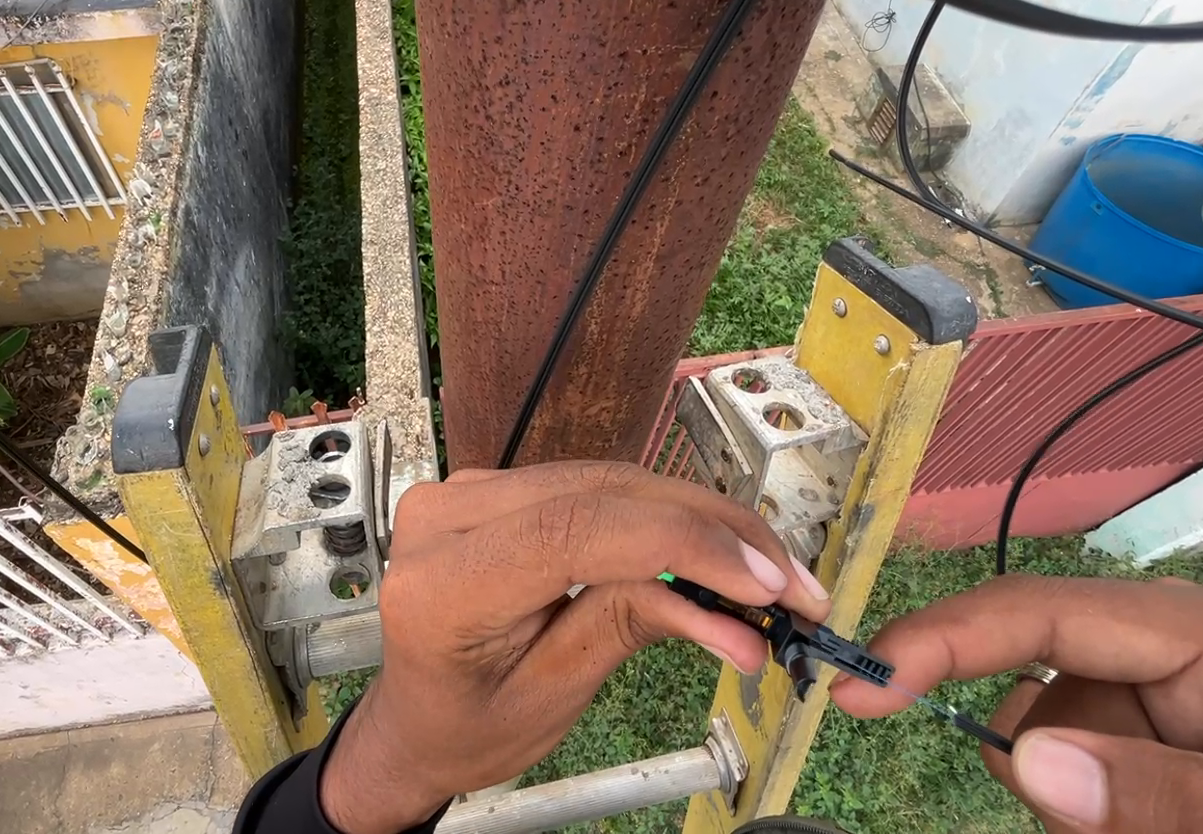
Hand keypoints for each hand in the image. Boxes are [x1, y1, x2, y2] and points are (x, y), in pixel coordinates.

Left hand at [319, 461, 830, 833]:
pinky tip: (700, 537)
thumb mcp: (552, 694)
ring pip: (601, 478)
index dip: (680, 542)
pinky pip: (584, 484)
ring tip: (760, 560)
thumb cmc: (470, 726)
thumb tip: (738, 620)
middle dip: (705, 526)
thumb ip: (631, 628)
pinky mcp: (491, 486)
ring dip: (688, 514)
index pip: (574, 528)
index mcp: (443, 582)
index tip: (766, 580)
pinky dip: (650, 509)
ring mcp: (465, 490)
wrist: (416, 714)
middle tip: (786, 575)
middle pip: (597, 491)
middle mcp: (445, 515)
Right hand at [830, 575, 1202, 831]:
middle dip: (1033, 749)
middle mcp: (1177, 641)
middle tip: (1091, 827)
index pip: (1044, 612)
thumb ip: (1188, 807)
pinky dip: (1082, 802)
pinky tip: (1147, 825)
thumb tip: (1016, 756)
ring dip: (1073, 799)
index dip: (942, 638)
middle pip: (1032, 668)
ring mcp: (1163, 684)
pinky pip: (1067, 753)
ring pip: (1042, 724)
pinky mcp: (1152, 724)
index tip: (862, 685)